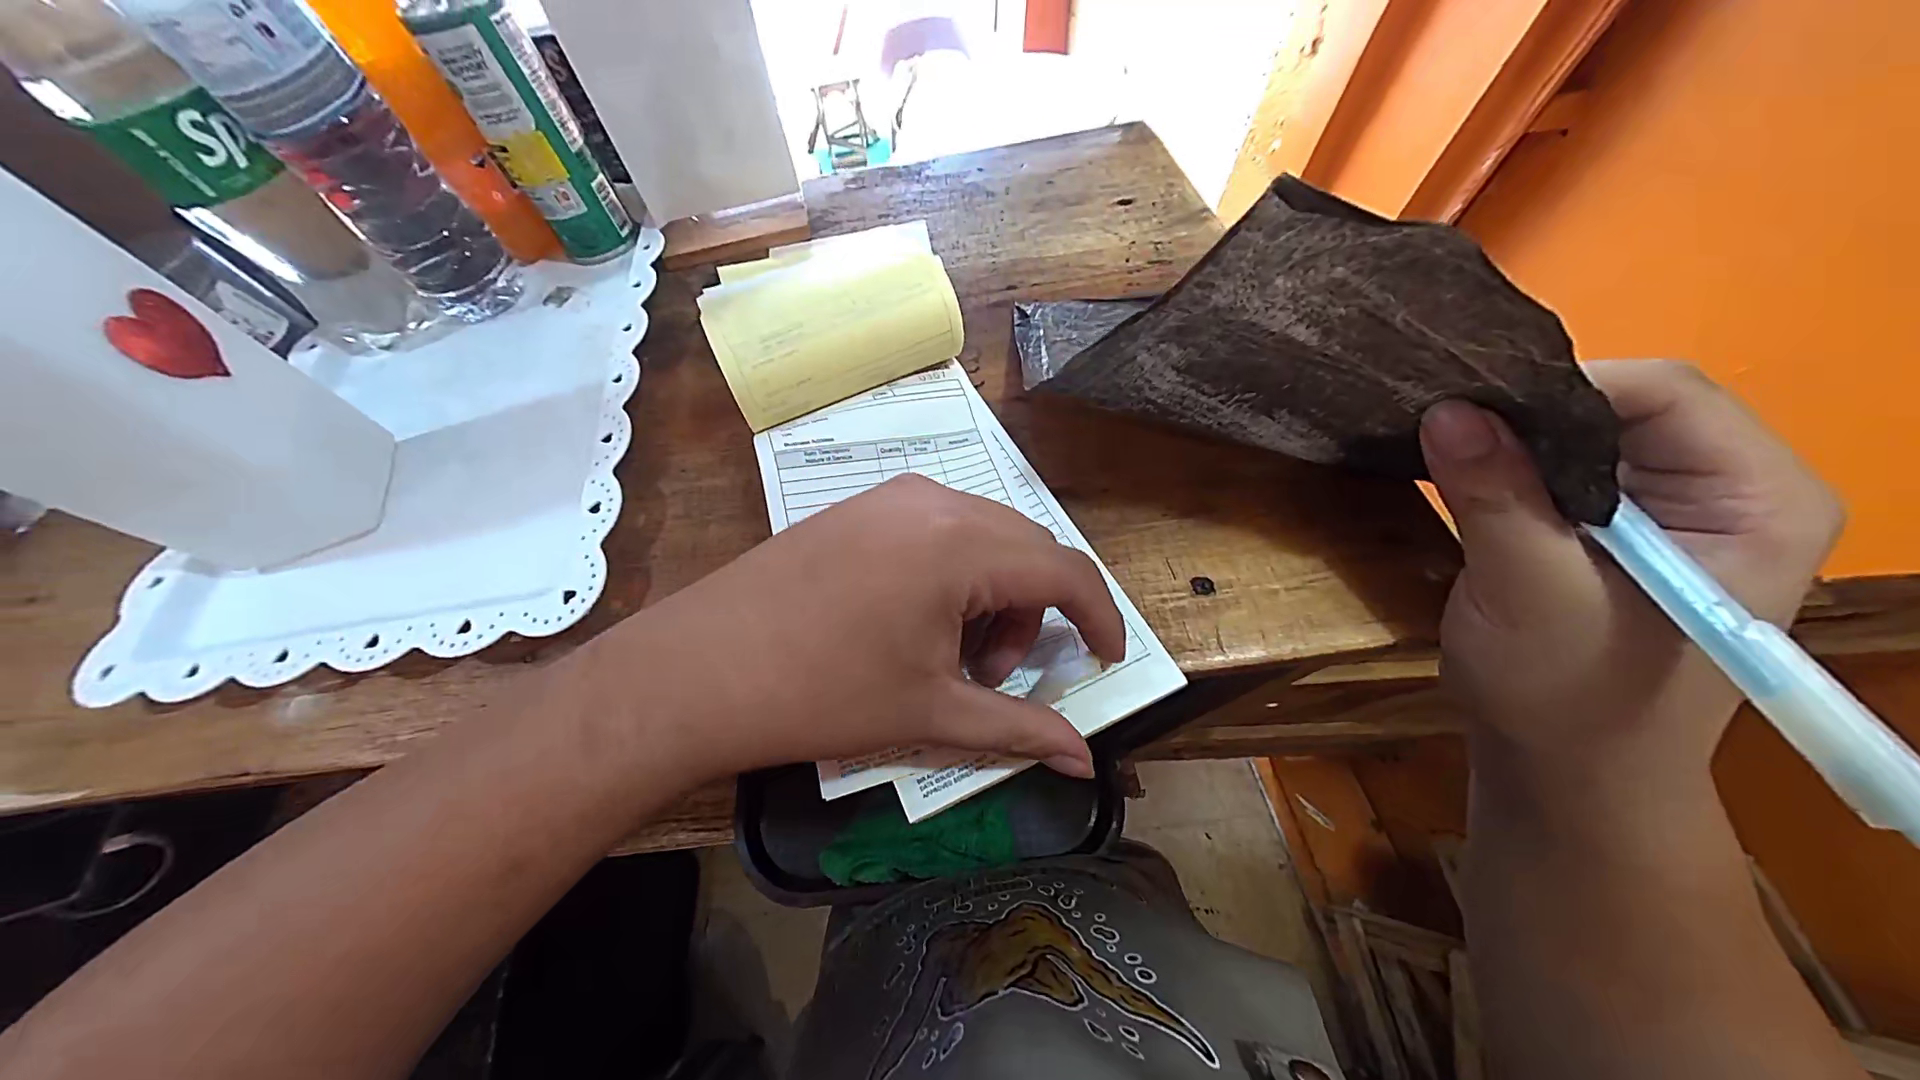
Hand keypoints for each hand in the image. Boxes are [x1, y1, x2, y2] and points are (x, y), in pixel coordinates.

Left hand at [575, 474, 1125, 783]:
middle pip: (1027, 548)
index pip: (1065, 569)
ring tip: (948, 653)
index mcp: (960, 544)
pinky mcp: (861, 505)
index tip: (1106, 656)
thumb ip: (1019, 729)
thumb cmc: (820, 694)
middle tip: (994, 673)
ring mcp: (892, 496)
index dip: (1099, 616)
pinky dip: (955, 572)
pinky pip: (940, 528)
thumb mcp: (930, 713)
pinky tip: (914, 620)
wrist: (696, 670)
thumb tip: (1085, 760)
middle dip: (1034, 612)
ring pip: (985, 536)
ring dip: (993, 593)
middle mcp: (935, 500)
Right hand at [1419, 360, 1843, 774]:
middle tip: (1441, 421)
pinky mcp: (1625, 529)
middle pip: (1629, 404)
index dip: (1560, 386)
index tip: (1463, 404)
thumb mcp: (1526, 592)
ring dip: (1514, 435)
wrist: (1567, 770)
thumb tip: (1445, 408)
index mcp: (1756, 500)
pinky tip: (1464, 471)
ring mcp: (1677, 509)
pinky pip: (1568, 467)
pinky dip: (1512, 463)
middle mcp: (1733, 490)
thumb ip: (1496, 496)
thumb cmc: (1566, 694)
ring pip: (1592, 432)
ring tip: (1442, 441)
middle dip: (1530, 408)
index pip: (1665, 394)